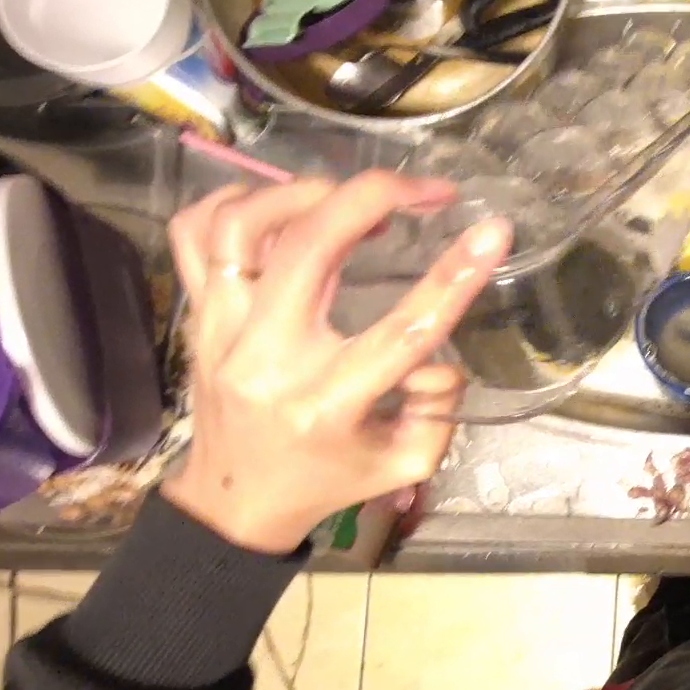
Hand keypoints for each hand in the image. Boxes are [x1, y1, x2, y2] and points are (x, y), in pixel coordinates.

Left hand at [161, 172, 509, 553]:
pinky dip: (241, 203)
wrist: (236, 499)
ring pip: (244, 227)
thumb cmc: (333, 480)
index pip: (404, 331)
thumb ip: (438, 409)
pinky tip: (289, 209)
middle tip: (425, 190)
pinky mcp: (196, 316)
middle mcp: (267, 358)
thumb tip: (438, 354)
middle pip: (311, 250)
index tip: (494, 231)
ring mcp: (221, 331)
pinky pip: (196, 234)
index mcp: (330, 404)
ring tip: (356, 198)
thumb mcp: (406, 462)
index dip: (456, 275)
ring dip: (308, 194)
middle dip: (375, 198)